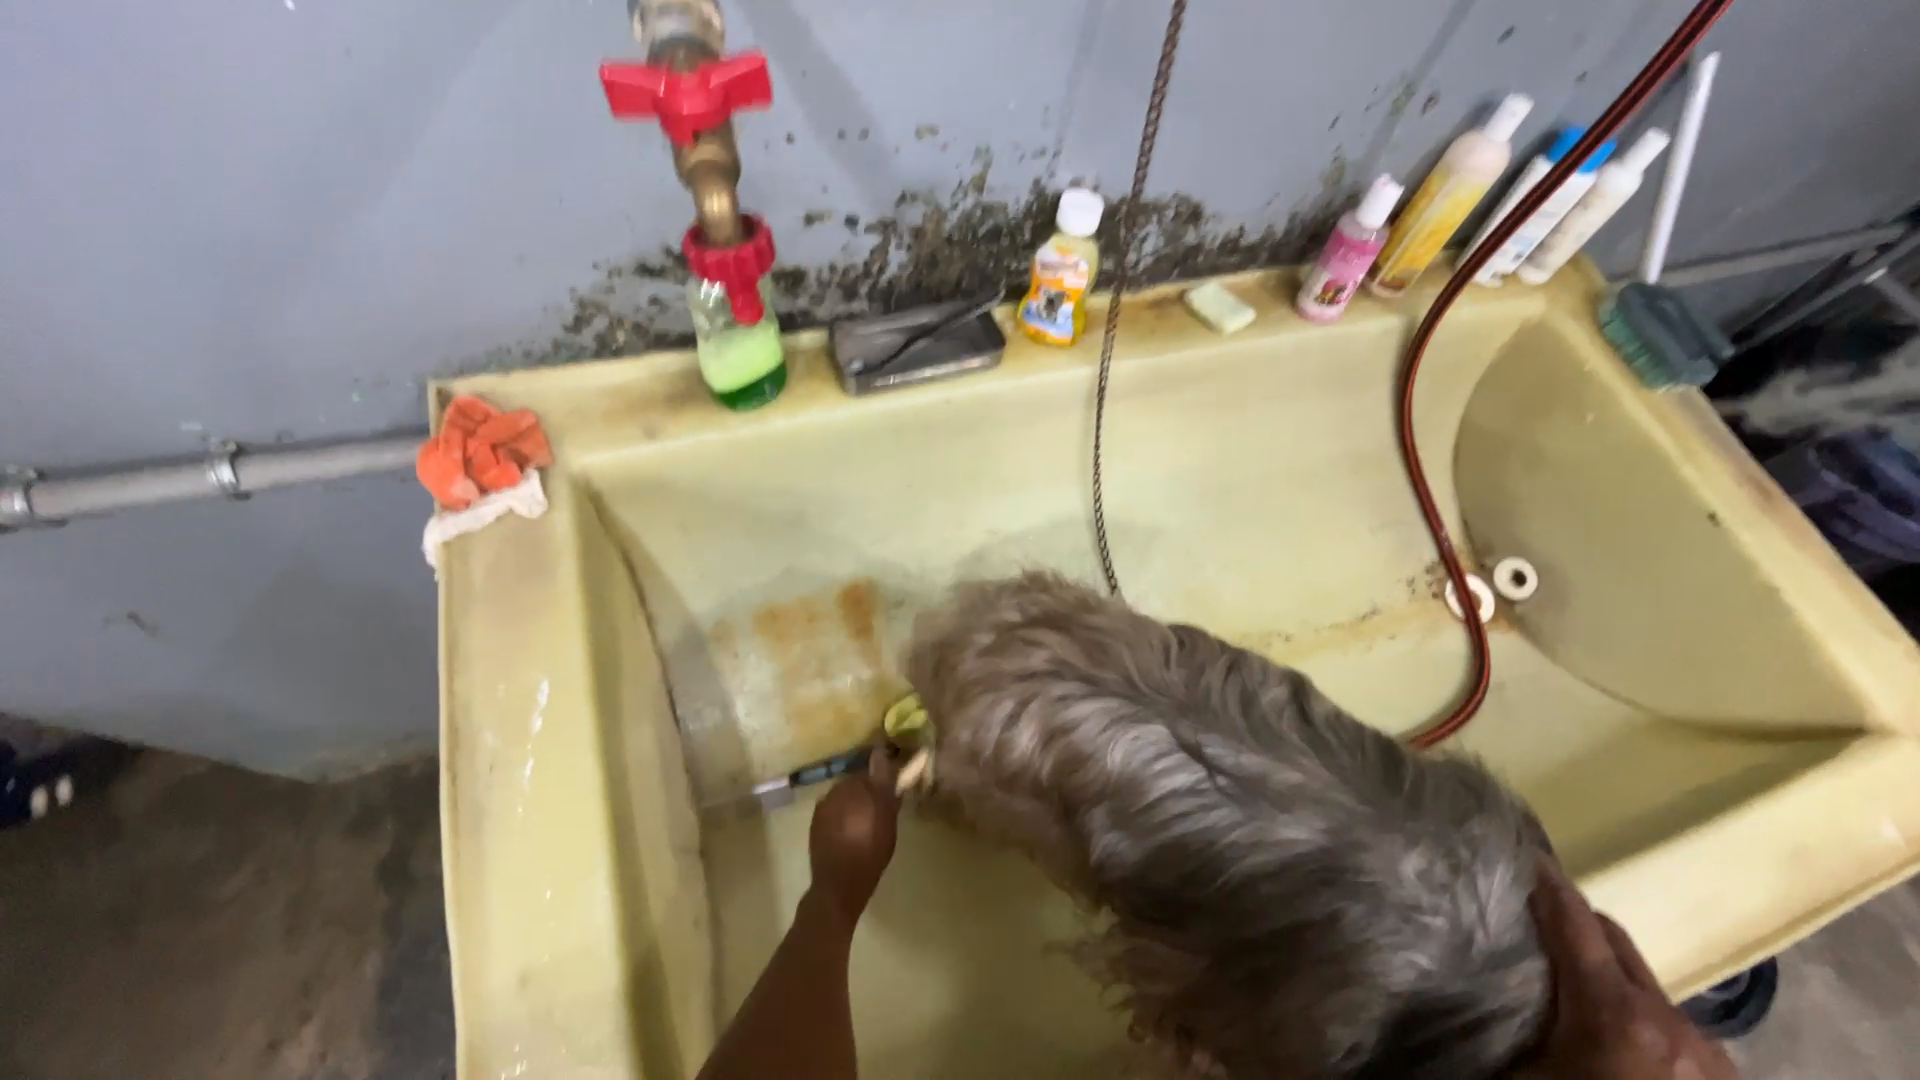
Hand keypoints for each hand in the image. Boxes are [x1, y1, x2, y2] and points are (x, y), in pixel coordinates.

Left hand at [807, 743, 901, 925]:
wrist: (839, 884)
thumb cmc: (871, 853)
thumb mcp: (888, 821)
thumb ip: (886, 786)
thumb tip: (882, 755)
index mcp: (858, 785)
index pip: (874, 768)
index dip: (883, 780)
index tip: (891, 792)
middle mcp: (838, 789)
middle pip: (858, 781)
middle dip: (868, 791)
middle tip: (879, 811)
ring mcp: (824, 804)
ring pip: (844, 794)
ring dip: (853, 802)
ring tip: (863, 824)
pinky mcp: (815, 819)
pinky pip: (833, 808)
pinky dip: (841, 814)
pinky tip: (847, 831)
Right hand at [1516, 860, 1738, 1079]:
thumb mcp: (1523, 1076)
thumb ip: (1499, 1026)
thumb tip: (1452, 984)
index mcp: (1614, 1011)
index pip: (1574, 922)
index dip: (1546, 882)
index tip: (1521, 850)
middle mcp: (1667, 1017)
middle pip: (1614, 938)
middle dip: (1573, 918)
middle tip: (1531, 911)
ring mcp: (1705, 1047)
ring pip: (1644, 980)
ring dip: (1606, 970)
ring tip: (1569, 981)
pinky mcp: (1723, 1073)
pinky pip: (1669, 1019)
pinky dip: (1635, 1010)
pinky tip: (1612, 1035)